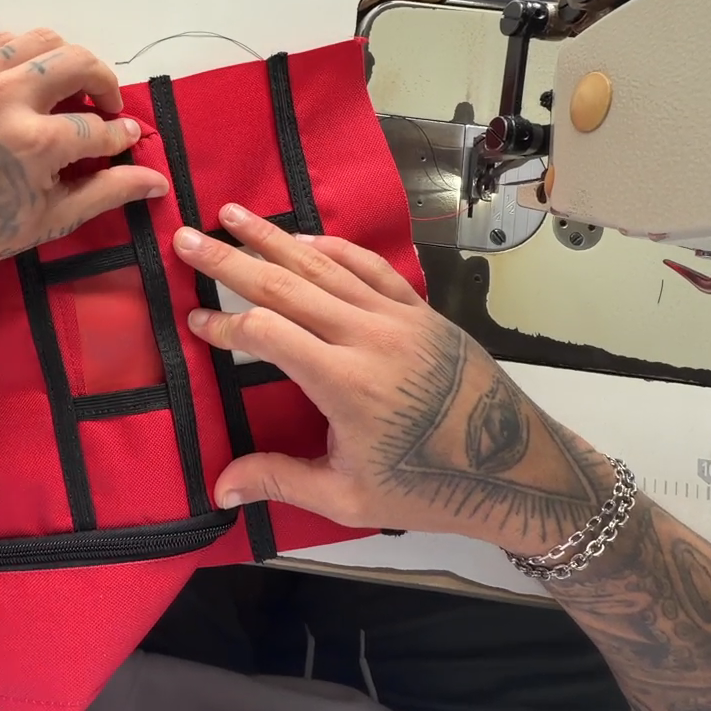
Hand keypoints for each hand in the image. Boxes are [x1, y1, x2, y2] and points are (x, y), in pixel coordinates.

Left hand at [0, 28, 168, 298]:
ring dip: (66, 60)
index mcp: (32, 143)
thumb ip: (107, 191)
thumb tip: (159, 181)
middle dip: (104, 83)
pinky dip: (24, 56)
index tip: (126, 139)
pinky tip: (28, 81)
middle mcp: (3, 99)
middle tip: (105, 107)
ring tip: (68, 89)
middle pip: (77, 62)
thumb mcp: (49, 218)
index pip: (97, 127)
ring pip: (40, 40)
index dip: (120, 136)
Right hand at [173, 205, 615, 555]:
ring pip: (321, 265)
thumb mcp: (350, 497)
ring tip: (231, 213)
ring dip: (271, 236)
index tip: (194, 323)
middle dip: (228, 260)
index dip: (224, 327)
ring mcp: (396, 316)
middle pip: (284, 284)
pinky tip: (302, 238)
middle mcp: (367, 337)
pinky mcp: (419, 310)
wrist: (525, 472)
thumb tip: (216, 489)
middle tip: (185, 238)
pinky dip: (331, 247)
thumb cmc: (431, 489)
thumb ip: (279, 480)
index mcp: (346, 383)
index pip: (266, 335)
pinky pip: (368, 266)